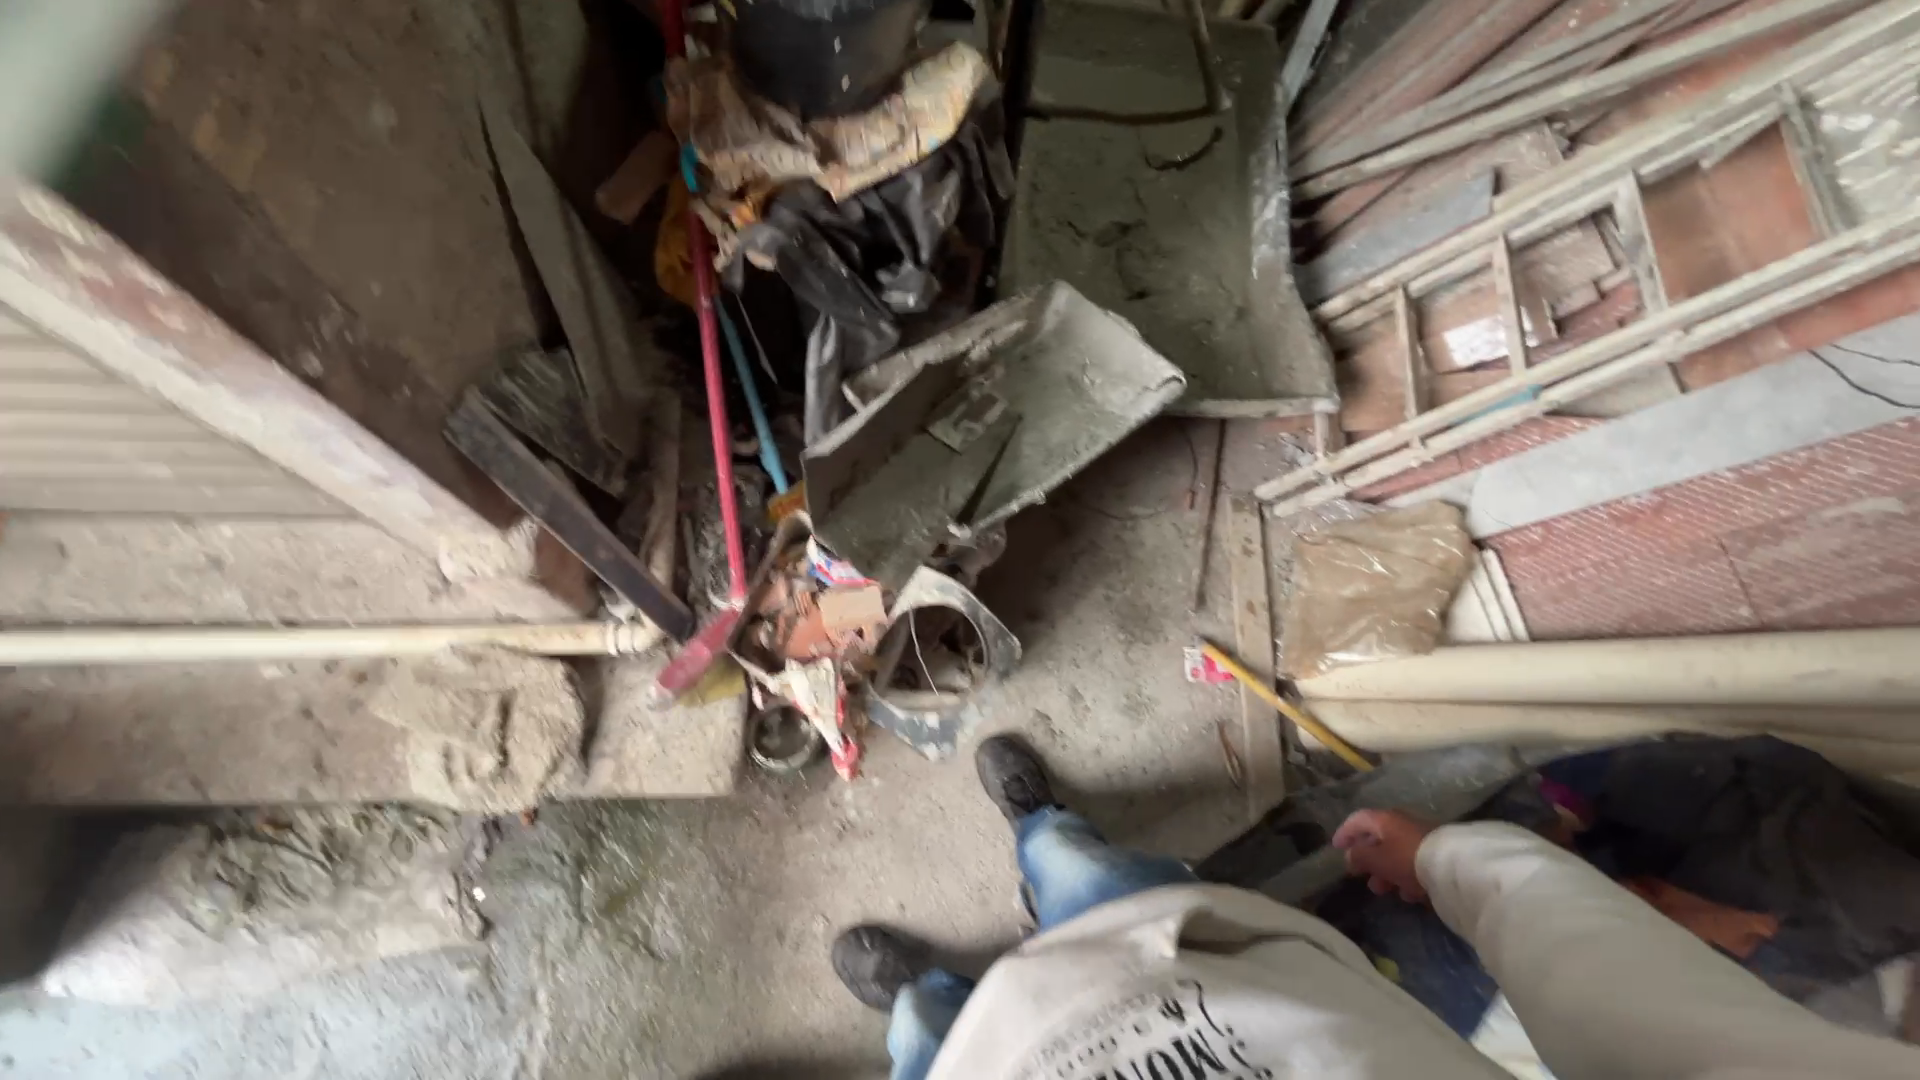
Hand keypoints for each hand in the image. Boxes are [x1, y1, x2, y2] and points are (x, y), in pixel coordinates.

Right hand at [1332, 809, 1436, 902]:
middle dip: (1367, 859)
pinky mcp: (1436, 852)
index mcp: (1383, 819)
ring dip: (1385, 871)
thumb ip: (1358, 856)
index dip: (1344, 833)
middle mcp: (1400, 823)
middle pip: (1377, 838)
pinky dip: (1405, 875)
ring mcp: (1420, 837)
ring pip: (1395, 852)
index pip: (1357, 820)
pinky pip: (1413, 861)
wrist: (1453, 867)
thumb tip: (1350, 855)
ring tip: (1383, 889)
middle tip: (1360, 875)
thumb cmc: (1406, 858)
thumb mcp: (1376, 859)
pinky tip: (1408, 893)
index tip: (1336, 848)